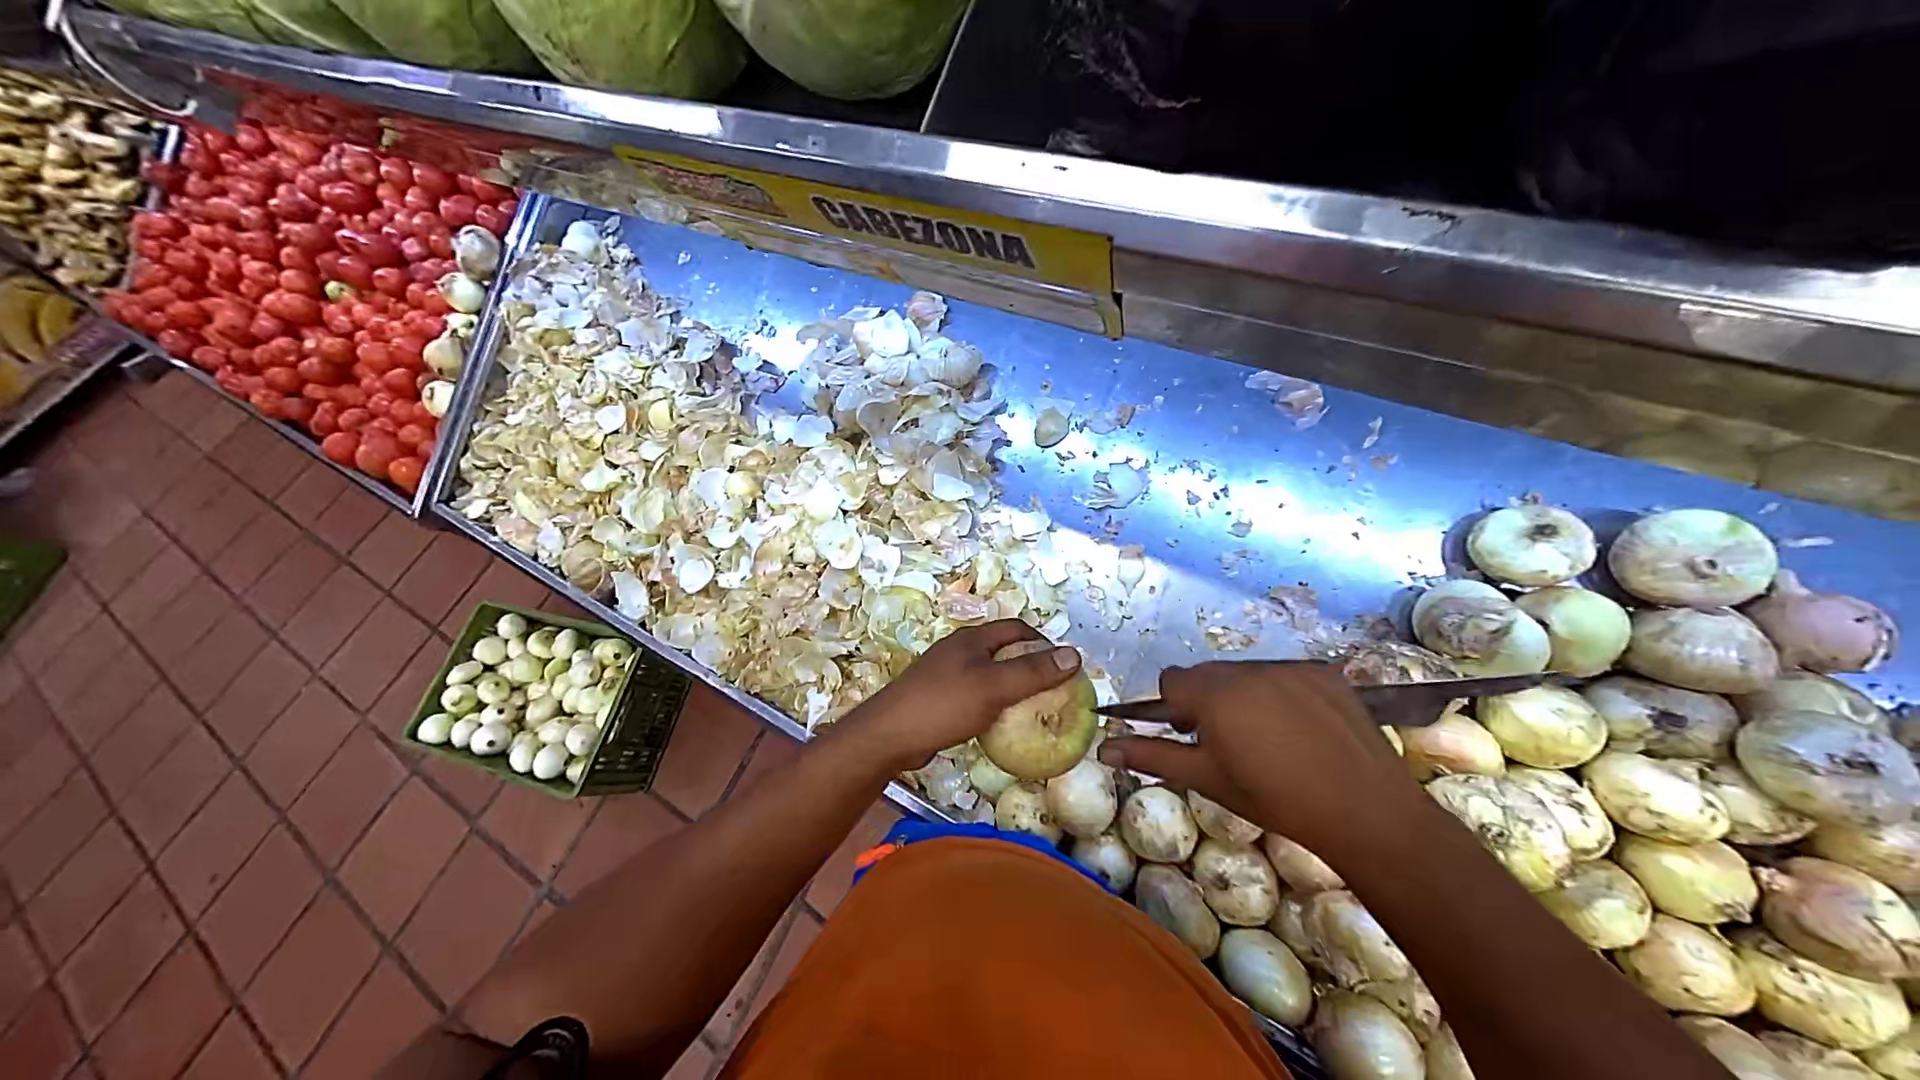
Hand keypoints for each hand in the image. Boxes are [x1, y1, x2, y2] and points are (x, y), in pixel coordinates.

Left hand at [837, 620, 1082, 772]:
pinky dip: (992, 705)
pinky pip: (975, 696)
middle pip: (1003, 651)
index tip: (1063, 667)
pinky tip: (999, 726)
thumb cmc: (943, 705)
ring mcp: (945, 675)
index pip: (1017, 629)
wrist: (889, 736)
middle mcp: (958, 651)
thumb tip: (1074, 655)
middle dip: (1029, 666)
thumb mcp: (994, 687)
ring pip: (988, 675)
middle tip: (1052, 691)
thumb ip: (1033, 672)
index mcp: (972, 639)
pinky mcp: (938, 699)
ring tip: (1032, 710)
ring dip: (1010, 687)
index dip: (1043, 643)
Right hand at [1098, 661, 1423, 861]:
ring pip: (1245, 673)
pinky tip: (1300, 728)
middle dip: (1207, 700)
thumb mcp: (1206, 779)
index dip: (1176, 709)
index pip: (1173, 681)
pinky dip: (1281, 693)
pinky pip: (1284, 674)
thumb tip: (1103, 748)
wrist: (1365, 811)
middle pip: (1208, 674)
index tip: (1193, 736)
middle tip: (1228, 741)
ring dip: (1242, 695)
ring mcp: (1290, 668)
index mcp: (1214, 694)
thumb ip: (1151, 756)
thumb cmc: (1274, 799)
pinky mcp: (1323, 672)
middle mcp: (1248, 670)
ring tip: (1268, 737)